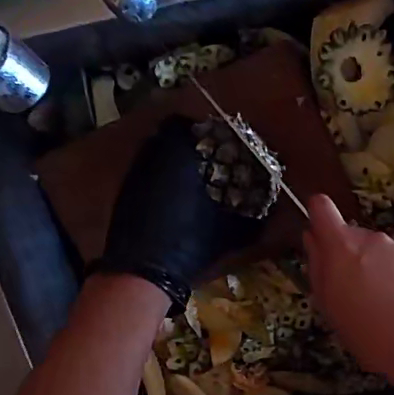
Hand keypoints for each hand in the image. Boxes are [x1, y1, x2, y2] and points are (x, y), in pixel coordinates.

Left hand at [100, 116, 259, 309]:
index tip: (216, 142)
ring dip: (171, 162)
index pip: (181, 124)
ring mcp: (133, 176)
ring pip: (153, 156)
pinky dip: (158, 180)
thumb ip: (252, 217)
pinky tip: (172, 201)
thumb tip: (269, 209)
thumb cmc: (190, 241)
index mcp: (176, 156)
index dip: (200, 130)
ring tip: (191, 180)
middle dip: (186, 145)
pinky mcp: (124, 195)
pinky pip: (144, 175)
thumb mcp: (229, 232)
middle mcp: (150, 158)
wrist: (143, 271)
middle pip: (165, 137)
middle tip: (207, 160)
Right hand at [302, 194, 393, 381]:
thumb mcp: (328, 305)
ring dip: (378, 267)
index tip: (318, 231)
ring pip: (380, 250)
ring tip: (386, 303)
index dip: (318, 214)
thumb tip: (311, 238)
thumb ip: (318, 266)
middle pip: (353, 236)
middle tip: (355, 291)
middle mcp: (371, 238)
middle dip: (351, 256)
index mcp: (341, 247)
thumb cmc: (366, 331)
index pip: (321, 208)